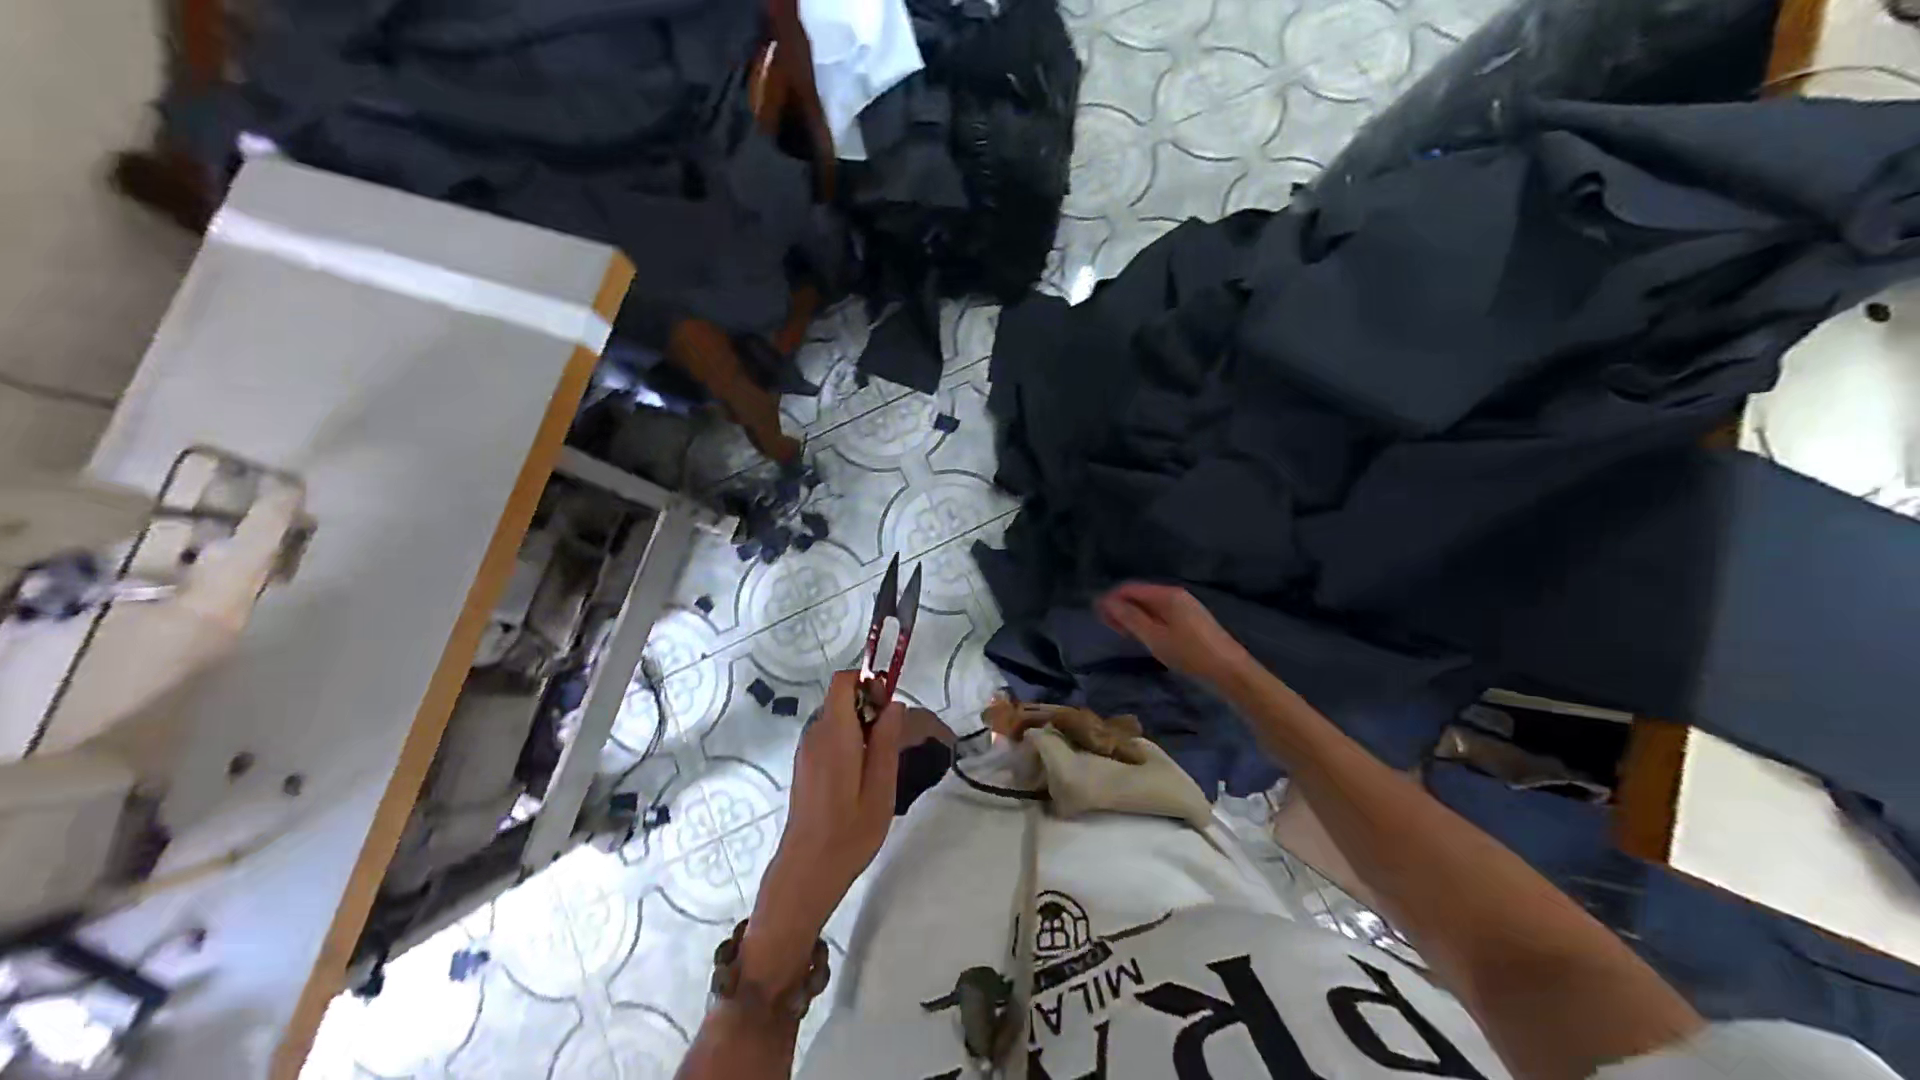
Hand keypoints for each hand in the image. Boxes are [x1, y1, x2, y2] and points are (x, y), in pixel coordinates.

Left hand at [743, 671, 903, 990]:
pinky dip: (850, 740)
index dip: (868, 682)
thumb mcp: (880, 788)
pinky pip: (830, 736)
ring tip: (883, 760)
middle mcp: (815, 735)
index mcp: (834, 735)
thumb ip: (886, 741)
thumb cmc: (849, 832)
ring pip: (837, 718)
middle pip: (842, 698)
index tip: (890, 707)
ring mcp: (807, 750)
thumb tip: (894, 705)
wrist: (807, 870)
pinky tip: (864, 774)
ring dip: (862, 725)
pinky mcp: (806, 765)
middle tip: (895, 738)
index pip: (842, 682)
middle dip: (871, 706)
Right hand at [1096, 582, 1256, 687]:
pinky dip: (1148, 621)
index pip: (1131, 589)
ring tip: (1122, 632)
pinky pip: (1162, 614)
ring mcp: (1186, 608)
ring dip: (1134, 616)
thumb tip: (1108, 602)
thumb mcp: (1154, 637)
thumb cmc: (1189, 653)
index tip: (1097, 614)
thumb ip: (1130, 618)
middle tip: (1106, 625)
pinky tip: (1144, 636)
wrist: (1230, 671)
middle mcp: (1176, 596)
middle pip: (1141, 595)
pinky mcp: (1191, 621)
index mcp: (1167, 595)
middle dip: (1122, 606)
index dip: (1112, 598)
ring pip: (1151, 606)